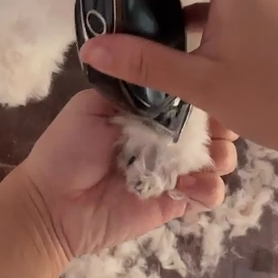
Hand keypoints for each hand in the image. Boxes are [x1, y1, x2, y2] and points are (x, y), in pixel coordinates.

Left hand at [11, 90, 236, 261]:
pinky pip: (210, 194)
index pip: (190, 94)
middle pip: (215, 126)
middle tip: (217, 128)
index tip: (209, 87)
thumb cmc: (67, 148)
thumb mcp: (92, 105)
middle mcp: (169, 136)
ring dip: (222, 155)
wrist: (53, 202)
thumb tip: (167, 75)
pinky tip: (185, 185)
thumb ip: (132, 90)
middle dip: (224, 123)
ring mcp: (176, 170)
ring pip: (221, 159)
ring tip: (206, 158)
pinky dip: (208, 187)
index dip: (205, 90)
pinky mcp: (177, 201)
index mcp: (151, 110)